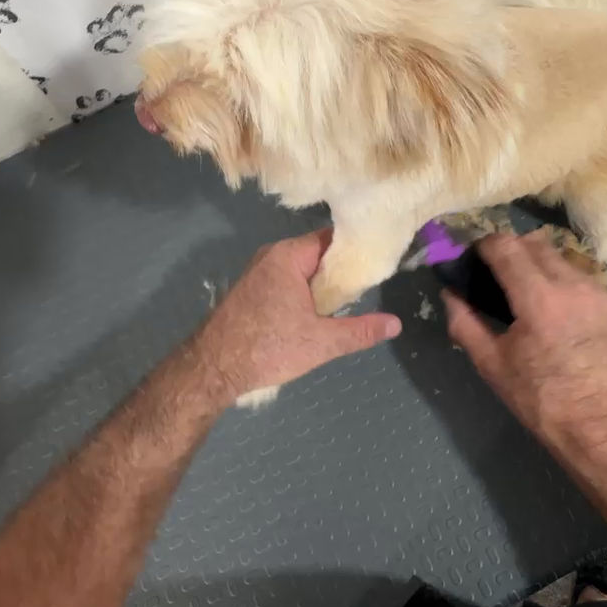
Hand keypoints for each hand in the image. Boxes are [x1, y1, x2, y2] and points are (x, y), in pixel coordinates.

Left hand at [183, 229, 401, 403]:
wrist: (212, 368)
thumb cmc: (267, 348)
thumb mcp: (321, 342)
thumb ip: (360, 331)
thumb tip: (395, 323)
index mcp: (289, 256)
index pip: (331, 238)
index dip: (355, 247)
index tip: (377, 260)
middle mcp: (272, 255)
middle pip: (317, 253)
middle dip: (340, 269)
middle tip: (367, 287)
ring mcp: (258, 271)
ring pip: (300, 269)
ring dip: (321, 283)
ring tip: (347, 301)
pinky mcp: (251, 289)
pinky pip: (286, 280)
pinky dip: (303, 290)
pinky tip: (316, 311)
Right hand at [443, 232, 606, 446]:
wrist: (591, 421)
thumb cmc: (535, 394)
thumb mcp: (488, 360)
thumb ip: (463, 320)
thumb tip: (450, 291)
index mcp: (538, 299)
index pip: (506, 246)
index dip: (485, 245)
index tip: (475, 257)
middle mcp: (572, 285)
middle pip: (534, 243)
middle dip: (511, 250)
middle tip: (497, 273)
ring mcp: (599, 291)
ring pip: (559, 256)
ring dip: (538, 264)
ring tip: (528, 291)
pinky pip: (581, 276)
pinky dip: (562, 282)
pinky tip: (557, 308)